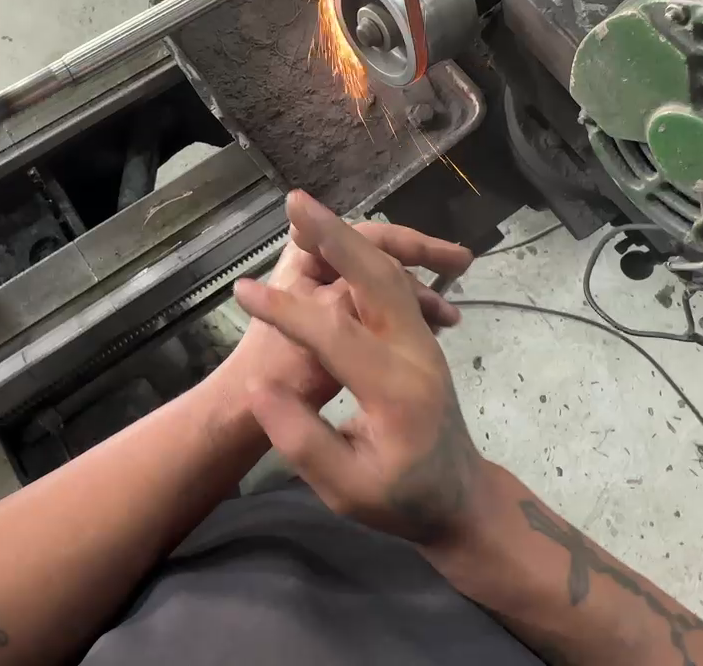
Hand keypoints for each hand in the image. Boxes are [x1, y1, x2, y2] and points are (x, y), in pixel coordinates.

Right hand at [233, 191, 484, 544]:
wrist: (461, 497)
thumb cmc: (401, 501)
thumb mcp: (347, 491)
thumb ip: (303, 441)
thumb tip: (259, 387)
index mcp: (397, 392)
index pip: (336, 337)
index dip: (285, 313)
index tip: (241, 291)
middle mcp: (416, 353)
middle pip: (377, 278)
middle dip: (335, 236)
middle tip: (295, 201)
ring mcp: (423, 339)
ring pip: (388, 272)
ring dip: (348, 236)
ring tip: (306, 212)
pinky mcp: (418, 334)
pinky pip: (392, 282)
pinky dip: (362, 253)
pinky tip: (334, 239)